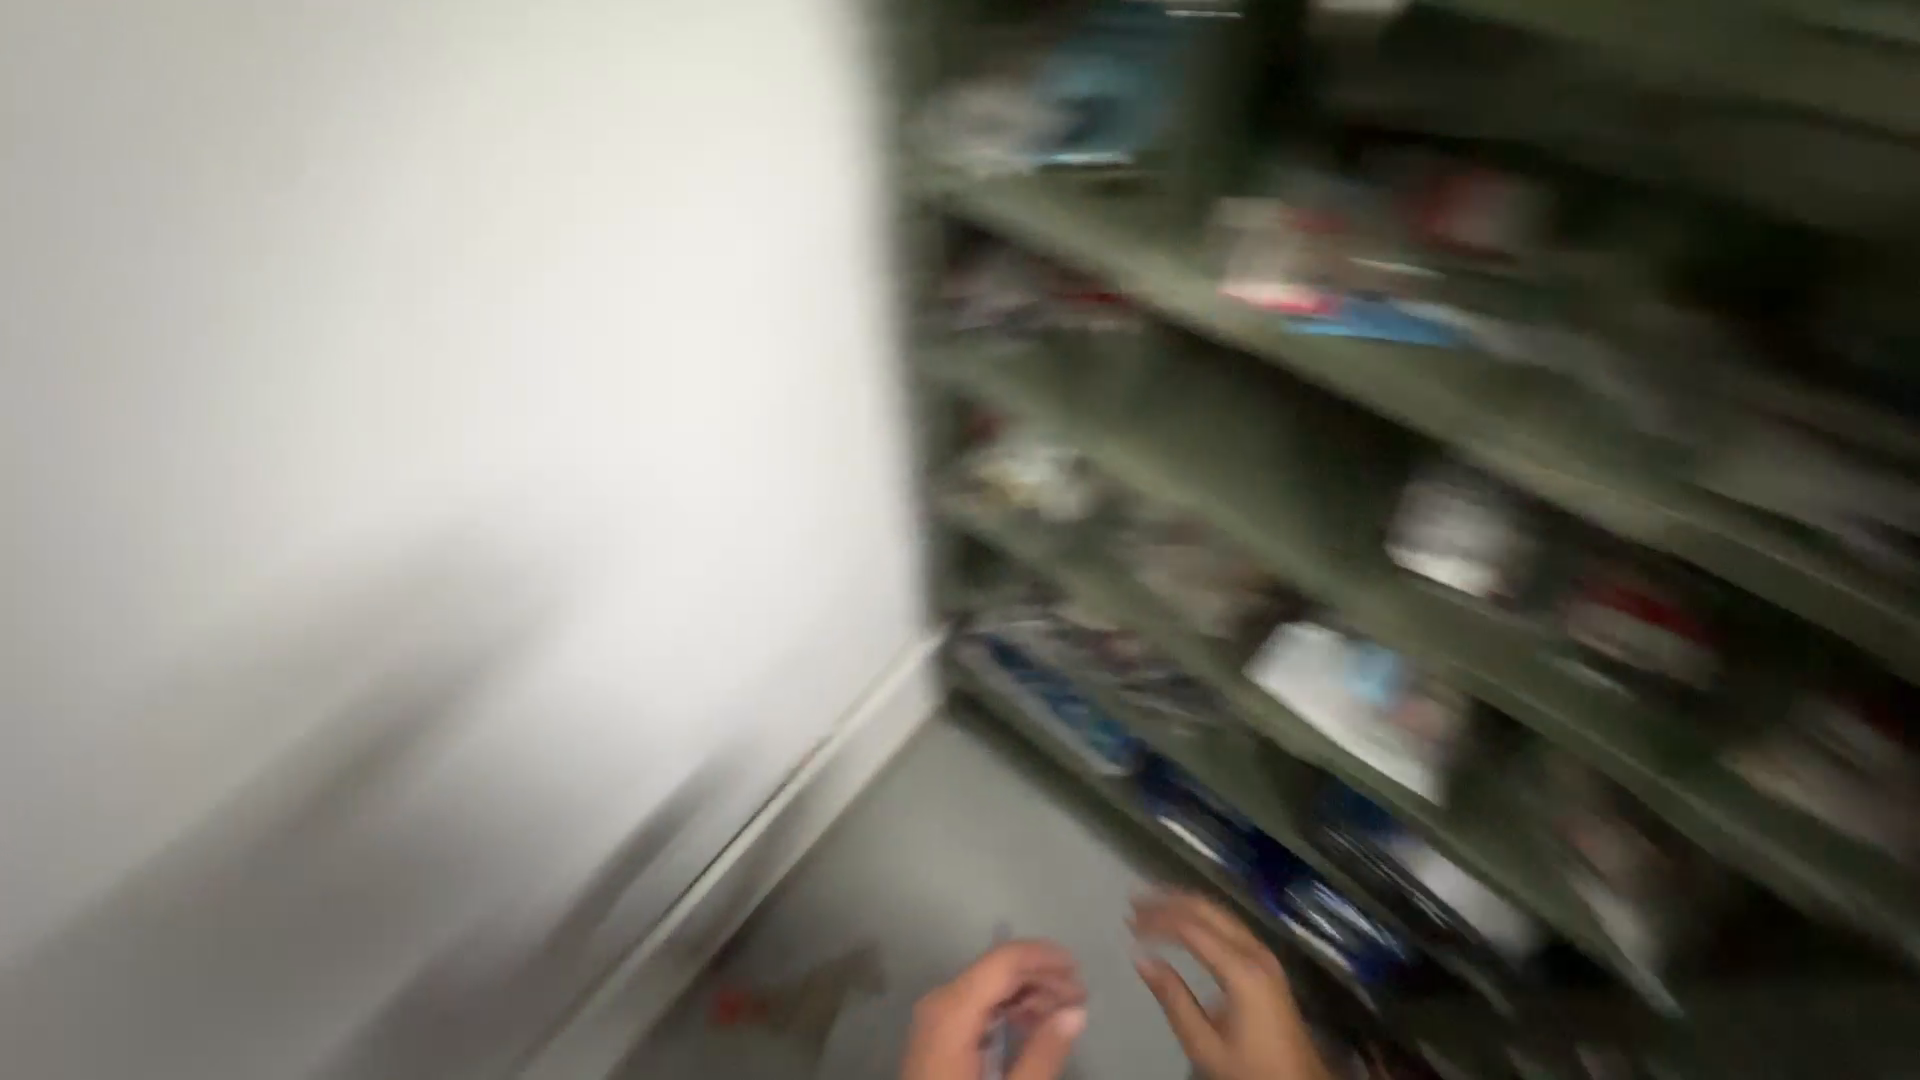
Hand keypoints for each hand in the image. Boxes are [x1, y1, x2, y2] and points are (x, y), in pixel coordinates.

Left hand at [901, 939, 1088, 1079]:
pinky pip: (977, 1005)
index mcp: (953, 1009)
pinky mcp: (937, 1033)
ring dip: (1027, 992)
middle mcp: (940, 1001)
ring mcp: (935, 1016)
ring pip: (988, 986)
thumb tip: (1075, 1011)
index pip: (1002, 961)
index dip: (1042, 956)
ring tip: (1064, 1011)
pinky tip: (1033, 1024)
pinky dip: (1008, 1008)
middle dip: (1040, 977)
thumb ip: (1043, 1054)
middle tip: (1080, 996)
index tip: (1078, 967)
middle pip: (996, 970)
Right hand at [1129, 891, 1328, 1079]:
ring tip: (1151, 906)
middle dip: (1168, 901)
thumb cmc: (1252, 1071)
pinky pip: (1228, 923)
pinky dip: (1200, 916)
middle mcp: (1255, 951)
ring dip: (1183, 904)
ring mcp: (1264, 954)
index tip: (1128, 920)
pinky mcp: (1265, 962)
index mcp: (1241, 971)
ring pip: (1218, 911)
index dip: (1157, 919)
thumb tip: (1141, 958)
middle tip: (1134, 903)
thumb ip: (1174, 1000)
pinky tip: (1182, 920)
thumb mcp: (1206, 1047)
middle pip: (1206, 909)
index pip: (1190, 928)